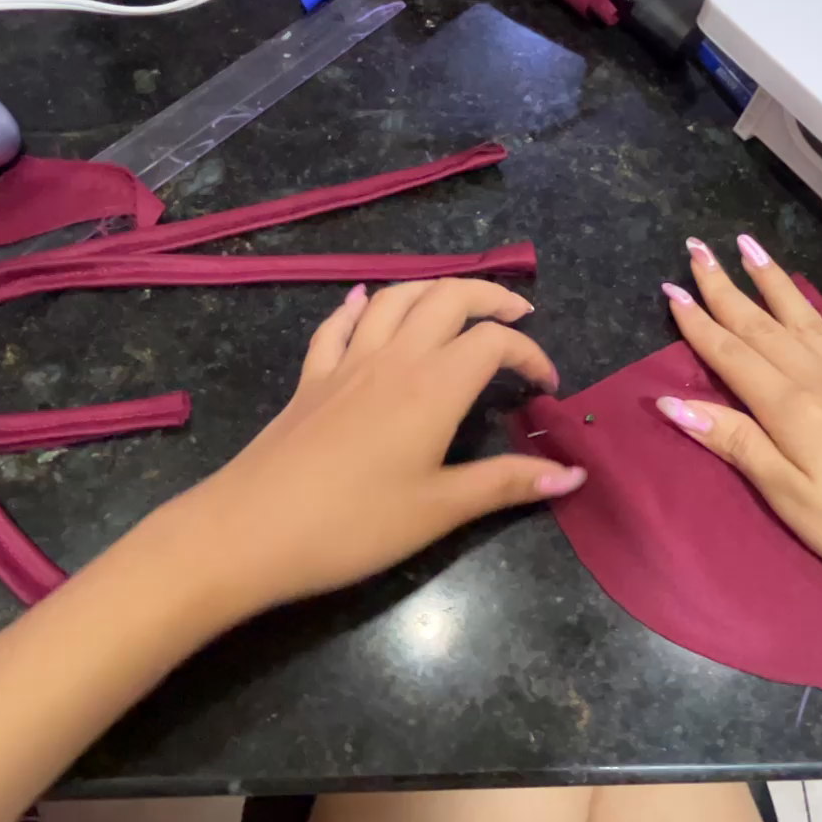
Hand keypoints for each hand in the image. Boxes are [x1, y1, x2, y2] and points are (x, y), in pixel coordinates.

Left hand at [141, 279, 585, 612]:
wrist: (247, 532)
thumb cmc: (353, 525)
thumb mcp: (439, 510)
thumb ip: (507, 483)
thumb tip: (574, 474)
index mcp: (432, 387)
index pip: (494, 343)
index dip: (530, 355)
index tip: (548, 389)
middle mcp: (392, 359)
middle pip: (447, 298)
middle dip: (490, 297)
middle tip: (520, 313)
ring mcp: (346, 363)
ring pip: (394, 298)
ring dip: (433, 289)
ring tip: (458, 304)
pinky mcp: (310, 379)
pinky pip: (339, 325)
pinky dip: (361, 307)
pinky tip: (365, 304)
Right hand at [656, 235, 821, 599]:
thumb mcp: (786, 495)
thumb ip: (735, 442)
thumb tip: (673, 403)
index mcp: (791, 407)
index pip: (731, 354)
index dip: (698, 324)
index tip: (670, 289)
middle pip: (762, 326)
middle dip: (725, 288)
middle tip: (697, 249)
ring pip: (807, 320)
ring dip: (775, 282)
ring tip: (751, 247)